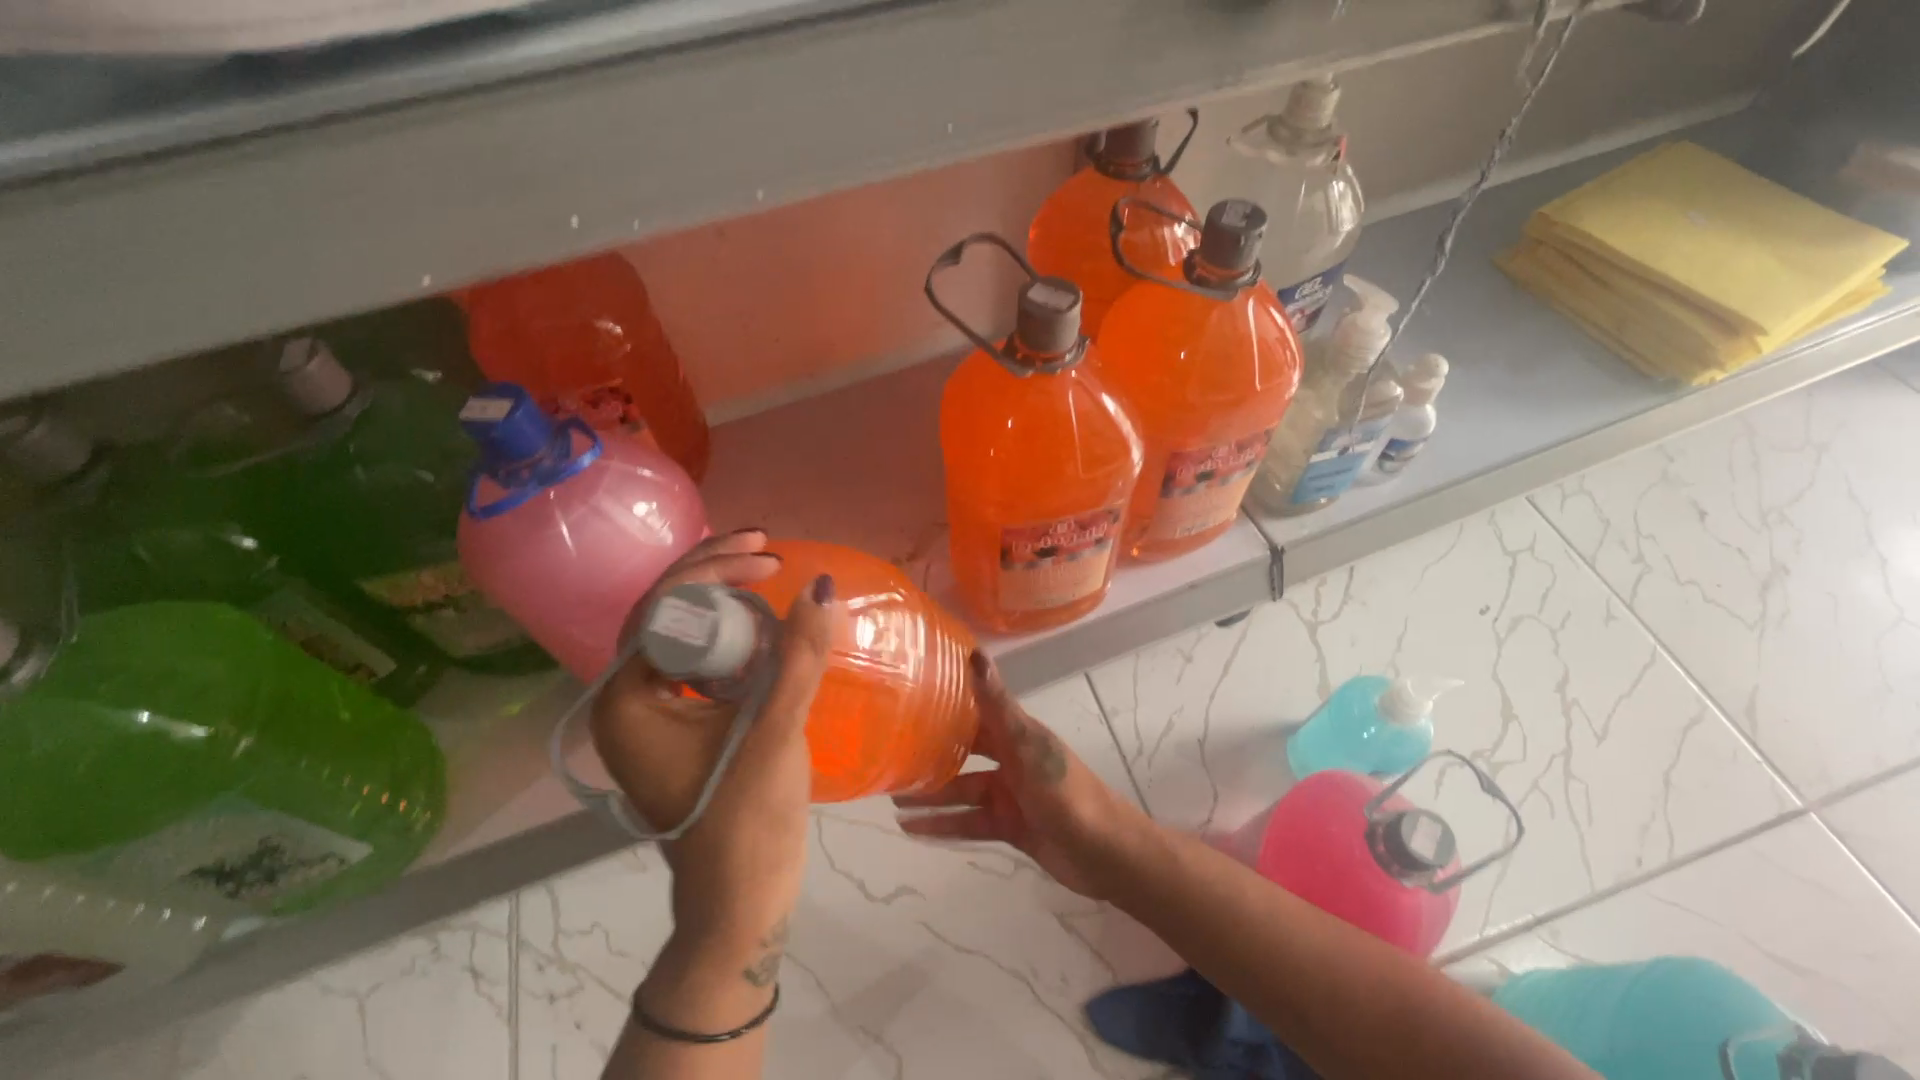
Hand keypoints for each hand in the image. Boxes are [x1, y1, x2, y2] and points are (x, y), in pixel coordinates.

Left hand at [590, 529, 836, 1025]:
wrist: (741, 899)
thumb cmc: (746, 821)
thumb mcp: (773, 733)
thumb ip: (798, 659)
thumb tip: (823, 586)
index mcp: (627, 699)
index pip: (660, 607)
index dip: (712, 570)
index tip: (769, 557)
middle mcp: (626, 701)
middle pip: (665, 614)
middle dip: (714, 576)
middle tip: (767, 551)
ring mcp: (651, 717)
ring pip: (682, 636)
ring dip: (723, 604)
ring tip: (766, 575)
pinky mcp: (677, 729)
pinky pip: (698, 664)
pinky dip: (730, 639)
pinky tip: (764, 628)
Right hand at [892, 651, 1154, 899]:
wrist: (1105, 855)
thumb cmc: (1066, 794)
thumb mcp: (1028, 747)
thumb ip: (998, 706)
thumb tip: (975, 653)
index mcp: (1018, 734)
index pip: (975, 711)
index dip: (946, 704)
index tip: (907, 698)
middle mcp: (1012, 760)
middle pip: (963, 753)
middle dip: (930, 755)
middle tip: (890, 754)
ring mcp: (1010, 795)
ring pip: (961, 791)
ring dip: (930, 794)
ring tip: (891, 795)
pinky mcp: (1009, 827)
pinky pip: (967, 823)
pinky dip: (942, 825)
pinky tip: (911, 829)